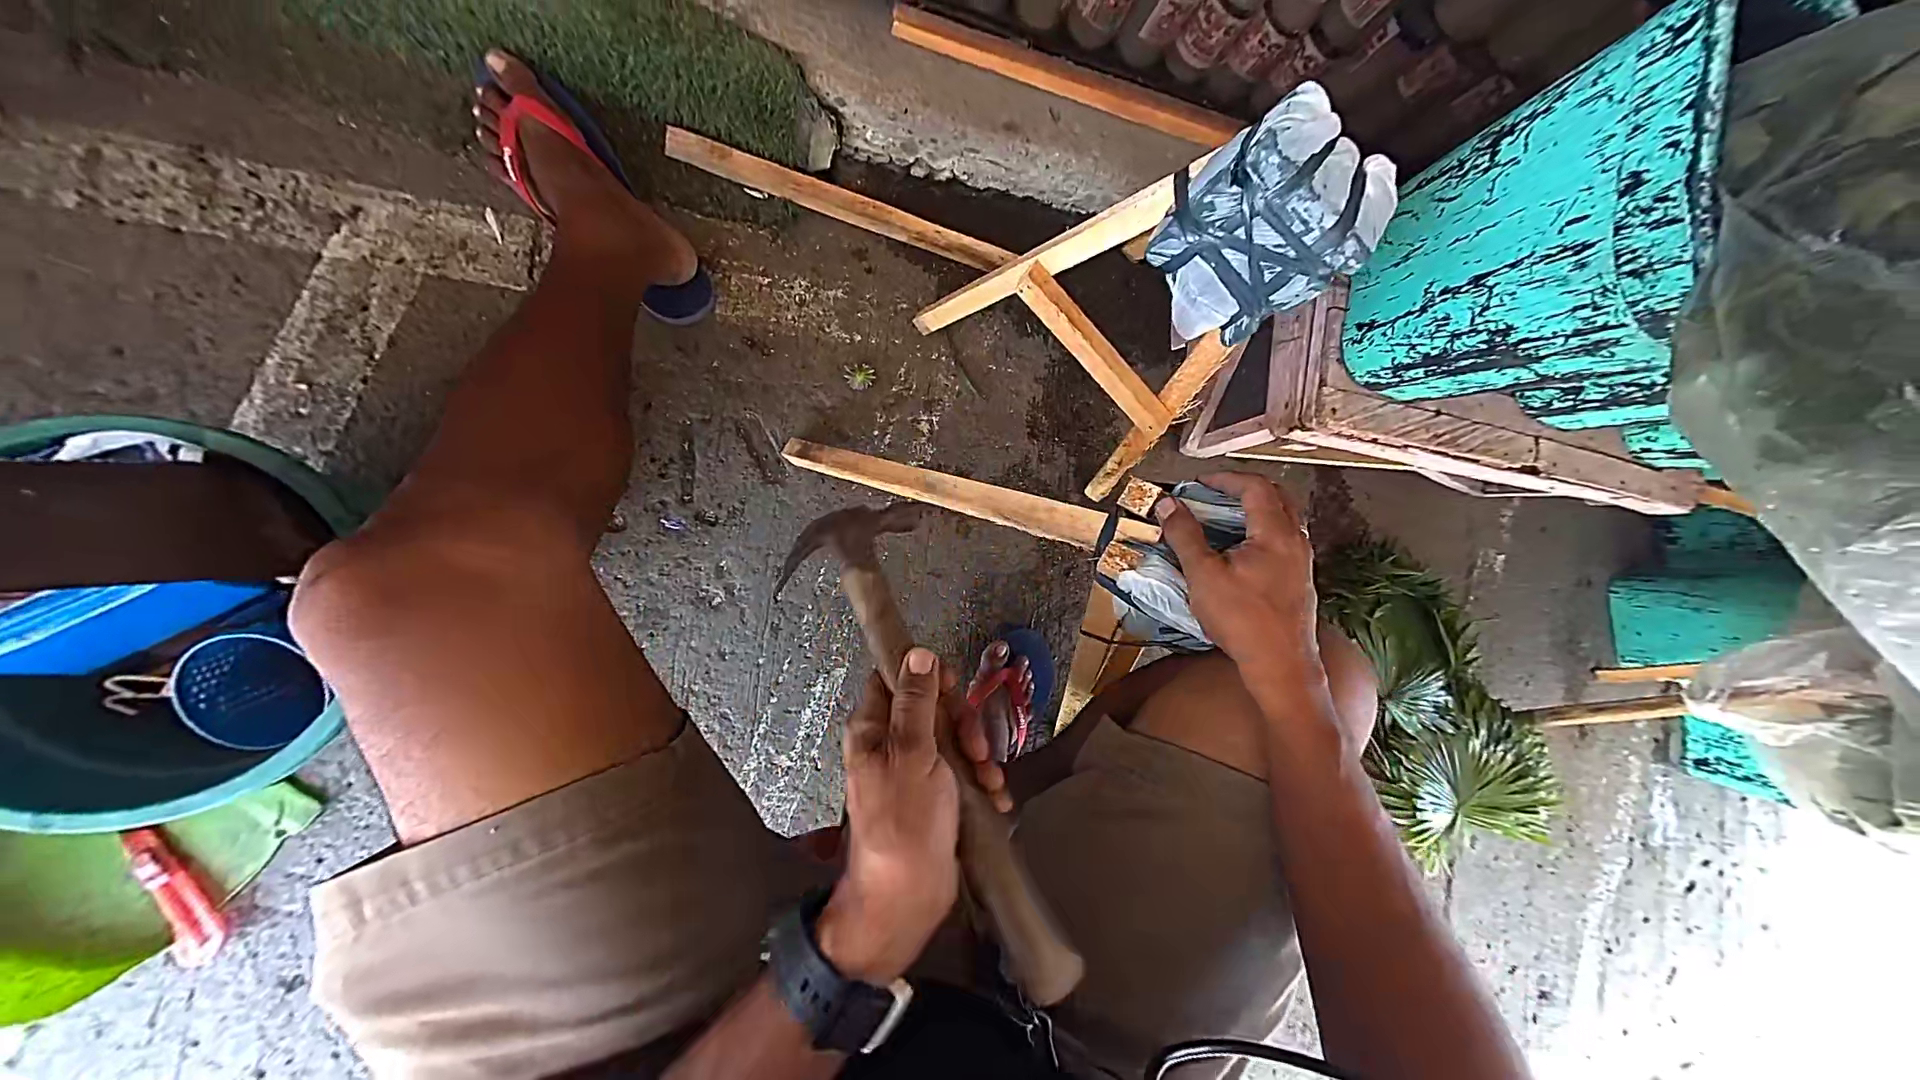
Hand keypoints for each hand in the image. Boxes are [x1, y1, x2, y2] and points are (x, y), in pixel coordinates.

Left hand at [817, 648, 959, 983]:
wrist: (906, 898)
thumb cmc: (905, 821)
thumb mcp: (912, 753)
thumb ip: (916, 702)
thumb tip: (919, 653)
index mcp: (873, 729)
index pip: (895, 679)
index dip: (926, 675)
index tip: (954, 686)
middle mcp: (890, 744)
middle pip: (931, 707)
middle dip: (961, 722)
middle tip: (976, 746)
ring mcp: (914, 770)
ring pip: (951, 738)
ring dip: (978, 753)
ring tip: (988, 779)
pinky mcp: (935, 794)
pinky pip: (961, 770)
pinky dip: (980, 779)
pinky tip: (993, 797)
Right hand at [1154, 473, 1319, 674]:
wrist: (1281, 665)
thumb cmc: (1243, 621)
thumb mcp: (1203, 574)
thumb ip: (1185, 535)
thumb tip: (1169, 505)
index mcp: (1275, 533)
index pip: (1255, 487)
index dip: (1225, 478)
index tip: (1200, 482)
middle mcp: (1295, 541)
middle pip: (1276, 496)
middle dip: (1243, 488)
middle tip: (1214, 492)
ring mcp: (1301, 561)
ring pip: (1282, 519)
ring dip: (1254, 509)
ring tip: (1223, 517)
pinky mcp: (1299, 580)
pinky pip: (1282, 540)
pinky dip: (1260, 531)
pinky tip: (1239, 550)